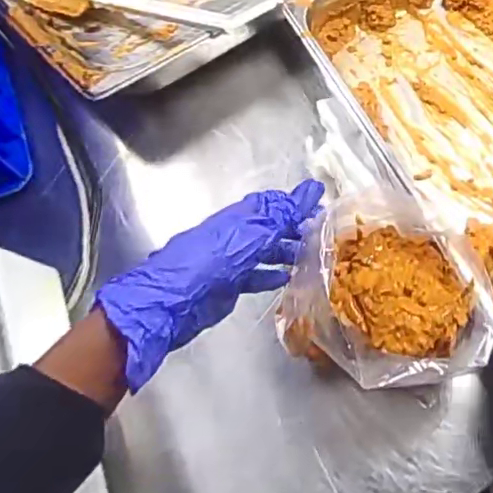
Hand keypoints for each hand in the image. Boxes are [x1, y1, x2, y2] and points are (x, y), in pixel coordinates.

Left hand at [97, 179, 323, 390]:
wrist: (171, 303)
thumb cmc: (211, 262)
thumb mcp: (251, 235)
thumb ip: (282, 215)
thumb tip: (311, 189)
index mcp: (239, 218)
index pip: (273, 204)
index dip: (296, 203)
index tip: (321, 205)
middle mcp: (236, 236)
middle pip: (270, 228)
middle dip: (295, 230)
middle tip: (321, 235)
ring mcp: (230, 262)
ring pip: (265, 252)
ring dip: (287, 253)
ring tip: (309, 257)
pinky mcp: (228, 286)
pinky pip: (256, 276)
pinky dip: (271, 276)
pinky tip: (285, 279)